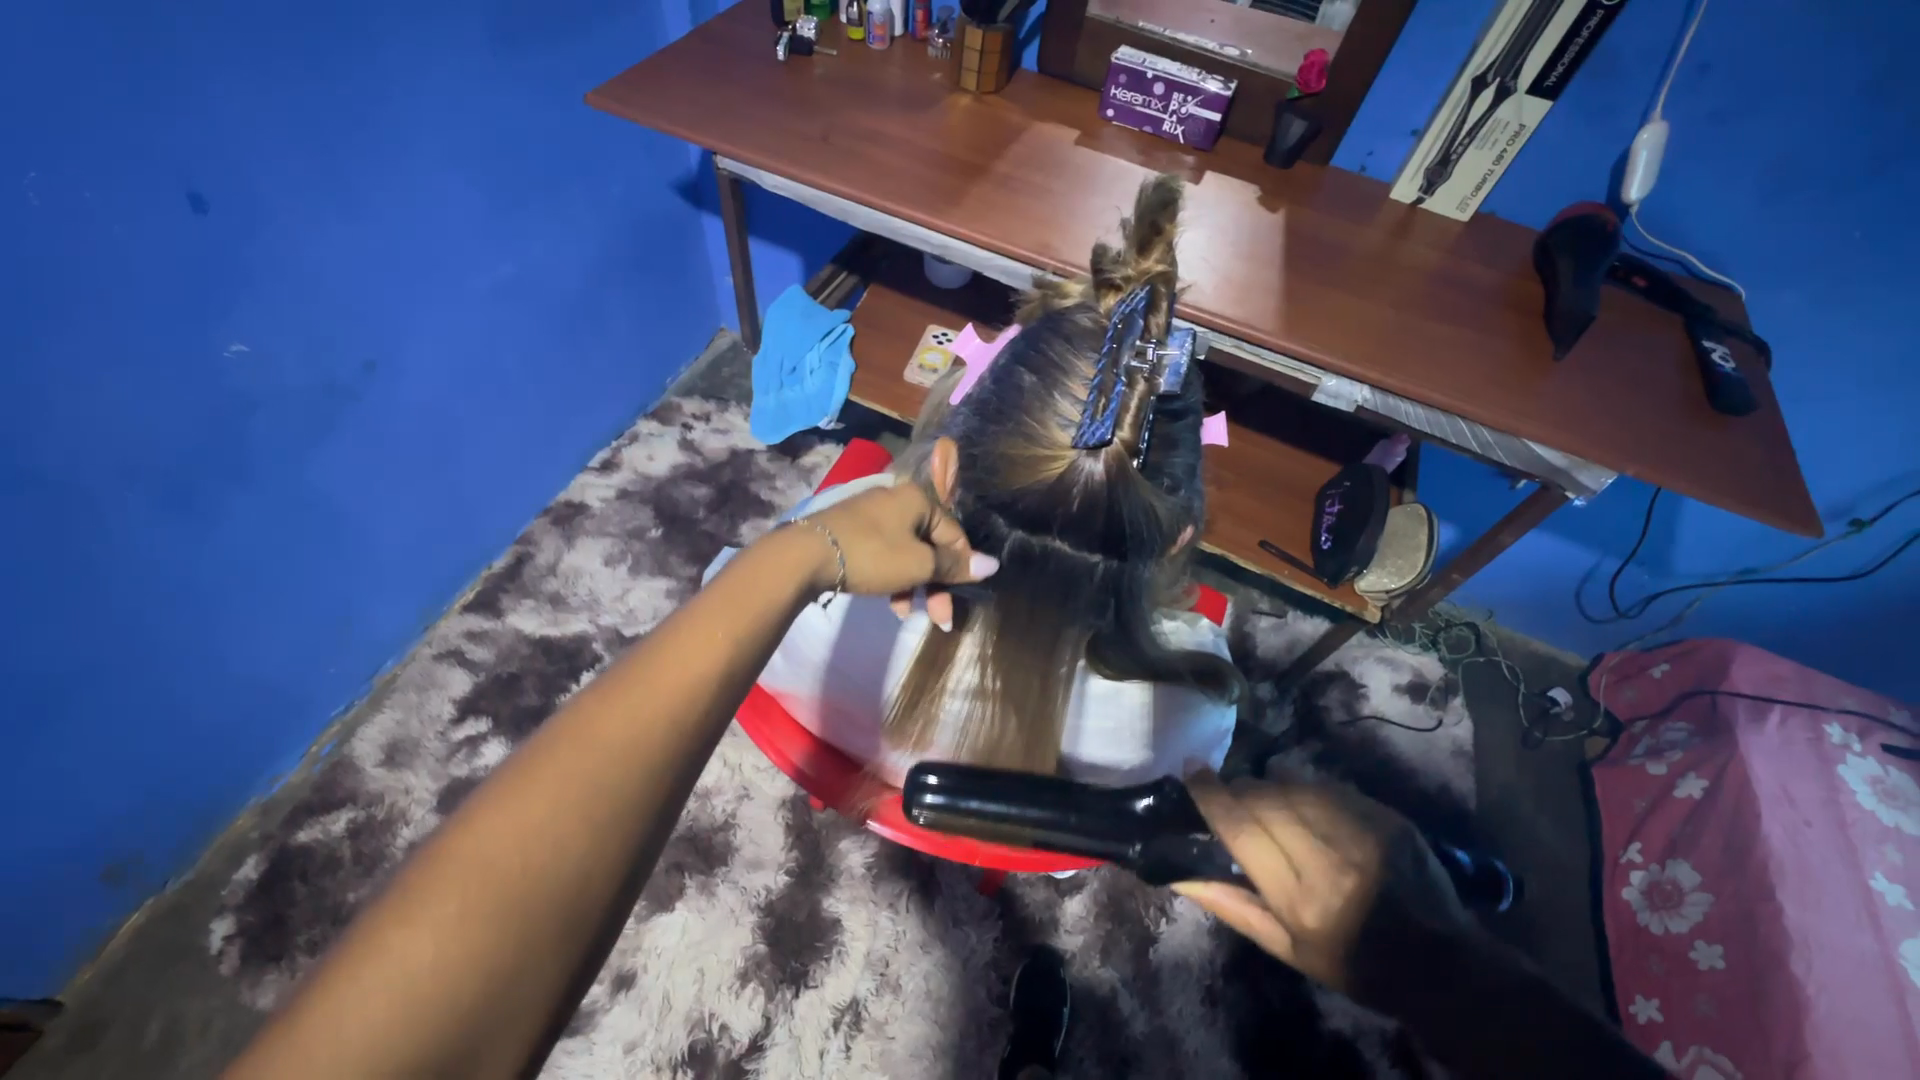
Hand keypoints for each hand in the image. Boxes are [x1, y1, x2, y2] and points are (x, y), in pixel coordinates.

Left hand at [798, 477, 998, 629]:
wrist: (805, 555)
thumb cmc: (871, 555)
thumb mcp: (918, 565)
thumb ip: (955, 566)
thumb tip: (993, 564)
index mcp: (918, 499)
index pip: (954, 535)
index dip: (961, 569)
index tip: (959, 600)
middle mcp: (896, 499)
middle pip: (930, 545)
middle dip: (936, 584)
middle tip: (938, 618)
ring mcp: (871, 513)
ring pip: (907, 552)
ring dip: (913, 585)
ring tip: (905, 613)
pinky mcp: (851, 530)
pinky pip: (884, 553)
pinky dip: (892, 576)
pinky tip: (888, 602)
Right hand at [1174, 771, 1465, 993]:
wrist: (1443, 966)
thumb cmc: (1353, 964)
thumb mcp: (1286, 949)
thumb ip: (1231, 904)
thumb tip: (1177, 872)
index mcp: (1301, 899)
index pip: (1242, 828)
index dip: (1211, 794)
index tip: (1191, 770)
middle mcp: (1331, 859)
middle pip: (1266, 798)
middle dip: (1240, 788)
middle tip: (1230, 793)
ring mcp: (1365, 833)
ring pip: (1297, 785)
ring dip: (1272, 785)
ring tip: (1267, 798)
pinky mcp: (1388, 818)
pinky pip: (1331, 786)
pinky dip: (1307, 787)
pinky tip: (1304, 801)